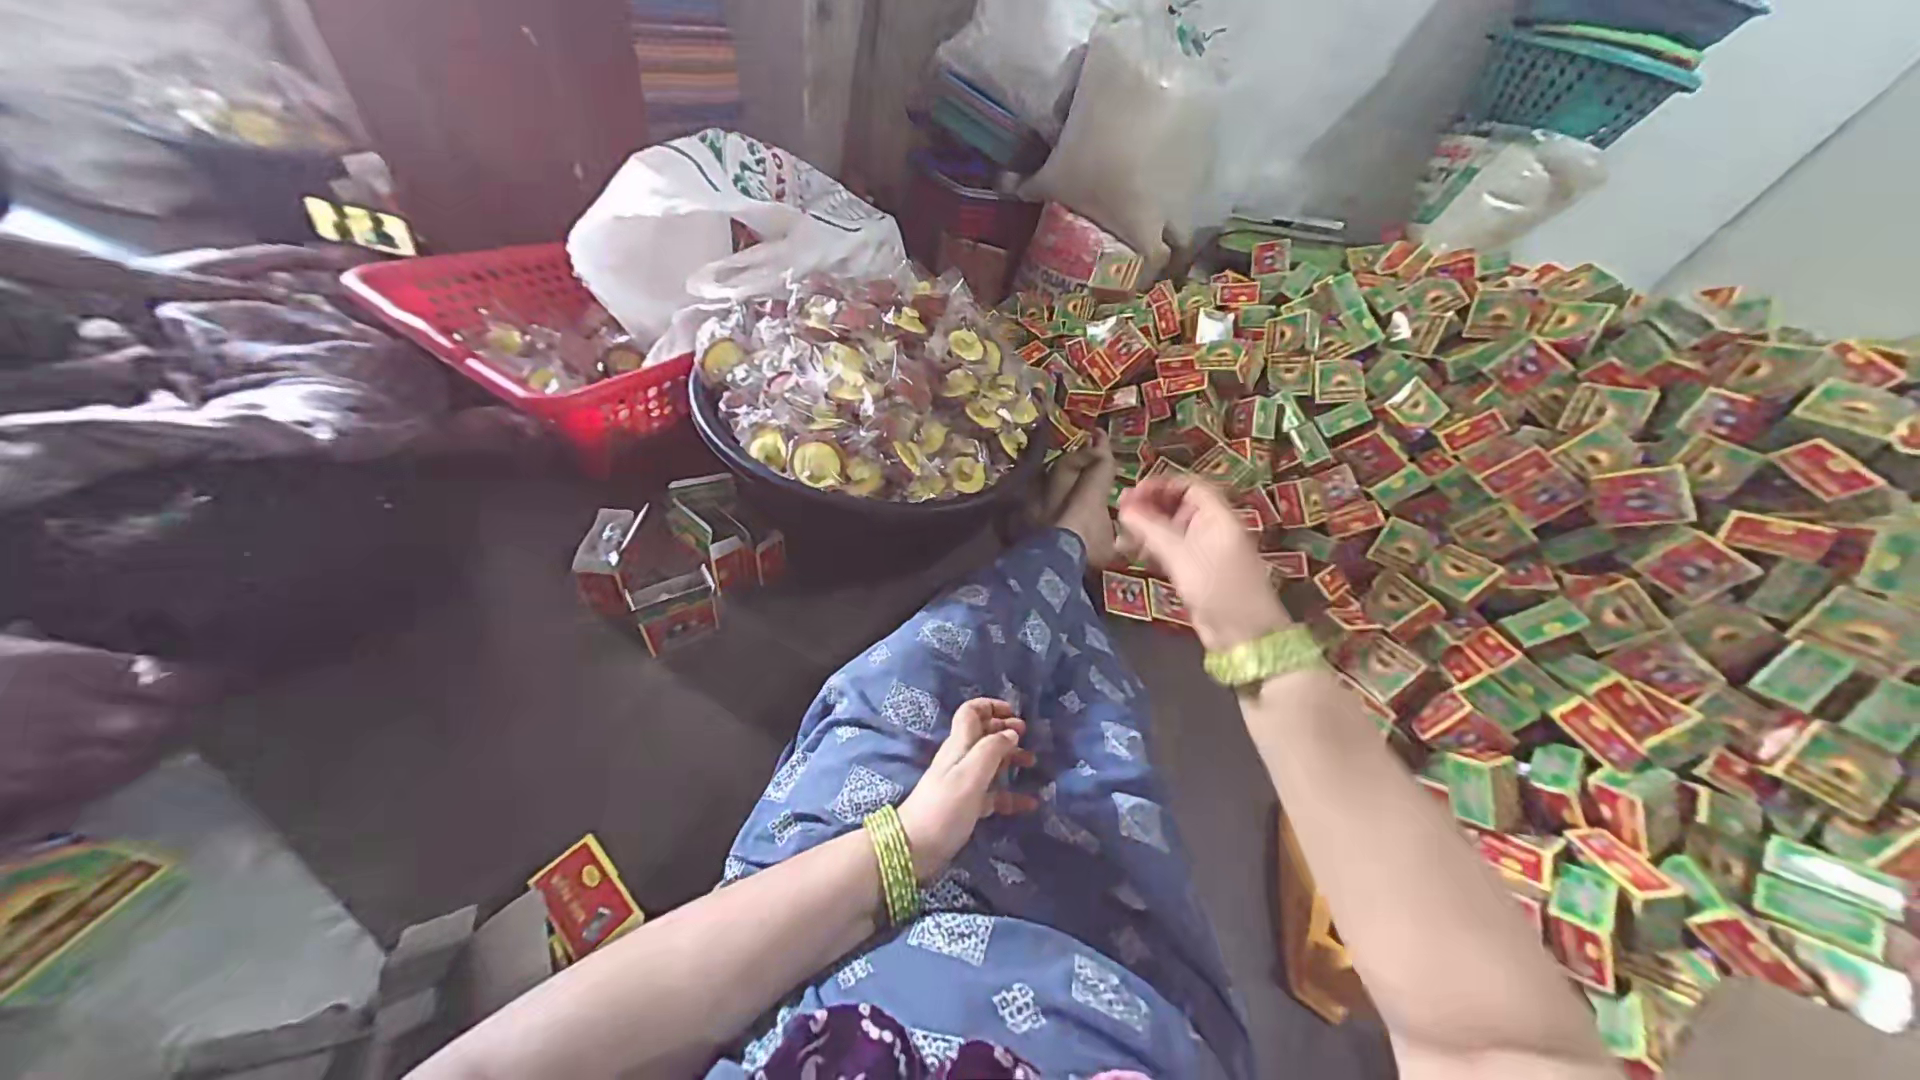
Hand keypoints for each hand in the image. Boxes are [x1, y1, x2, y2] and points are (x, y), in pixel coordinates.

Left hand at [896, 699, 1038, 881]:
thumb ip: (991, 750)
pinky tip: (1029, 803)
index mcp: (959, 745)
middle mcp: (960, 758)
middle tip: (1027, 737)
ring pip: (990, 762)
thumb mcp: (970, 775)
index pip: (971, 712)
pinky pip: (993, 793)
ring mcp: (963, 782)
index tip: (1014, 713)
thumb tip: (1011, 733)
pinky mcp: (967, 805)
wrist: (915, 848)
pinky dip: (1010, 794)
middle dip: (1005, 731)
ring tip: (1032, 763)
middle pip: (983, 734)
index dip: (991, 706)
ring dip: (1010, 758)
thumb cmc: (944, 807)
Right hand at [1117, 476, 1292, 651]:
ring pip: (1170, 529)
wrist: (1243, 634)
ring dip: (1146, 529)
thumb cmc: (1218, 589)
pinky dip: (1151, 548)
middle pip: (1177, 506)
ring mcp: (1203, 550)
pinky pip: (1170, 550)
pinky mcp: (1195, 570)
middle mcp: (1211, 528)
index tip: (1133, 492)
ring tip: (1121, 536)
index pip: (1188, 486)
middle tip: (1121, 512)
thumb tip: (1125, 508)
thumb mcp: (1181, 555)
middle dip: (1149, 507)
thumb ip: (1151, 529)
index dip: (1160, 485)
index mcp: (1218, 517)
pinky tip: (1131, 553)